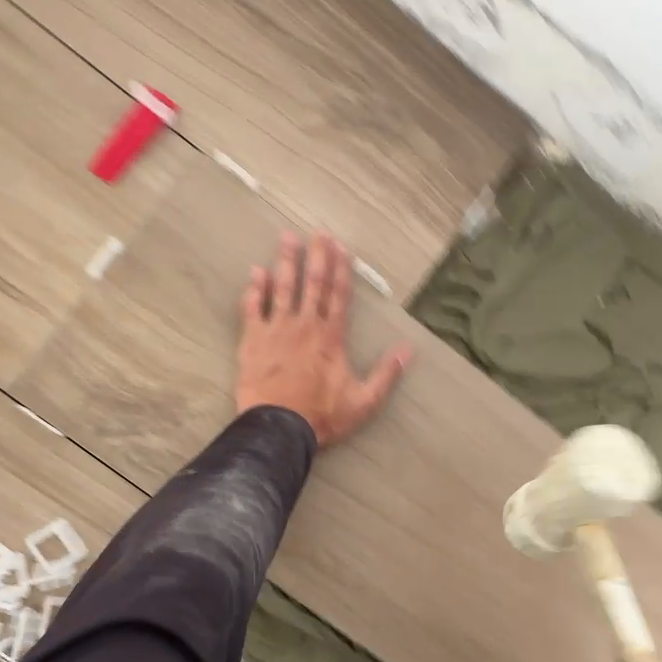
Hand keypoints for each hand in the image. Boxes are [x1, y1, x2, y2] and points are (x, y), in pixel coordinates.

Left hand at [237, 231, 411, 446]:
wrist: (279, 429)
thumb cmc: (322, 416)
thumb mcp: (364, 402)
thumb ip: (386, 375)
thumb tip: (409, 351)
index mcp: (332, 338)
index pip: (339, 296)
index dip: (341, 270)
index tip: (341, 247)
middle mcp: (306, 326)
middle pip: (313, 284)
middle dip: (317, 256)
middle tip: (318, 232)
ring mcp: (277, 330)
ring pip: (283, 288)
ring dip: (286, 262)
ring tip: (287, 238)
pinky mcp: (253, 340)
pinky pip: (253, 308)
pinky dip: (255, 289)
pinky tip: (255, 272)